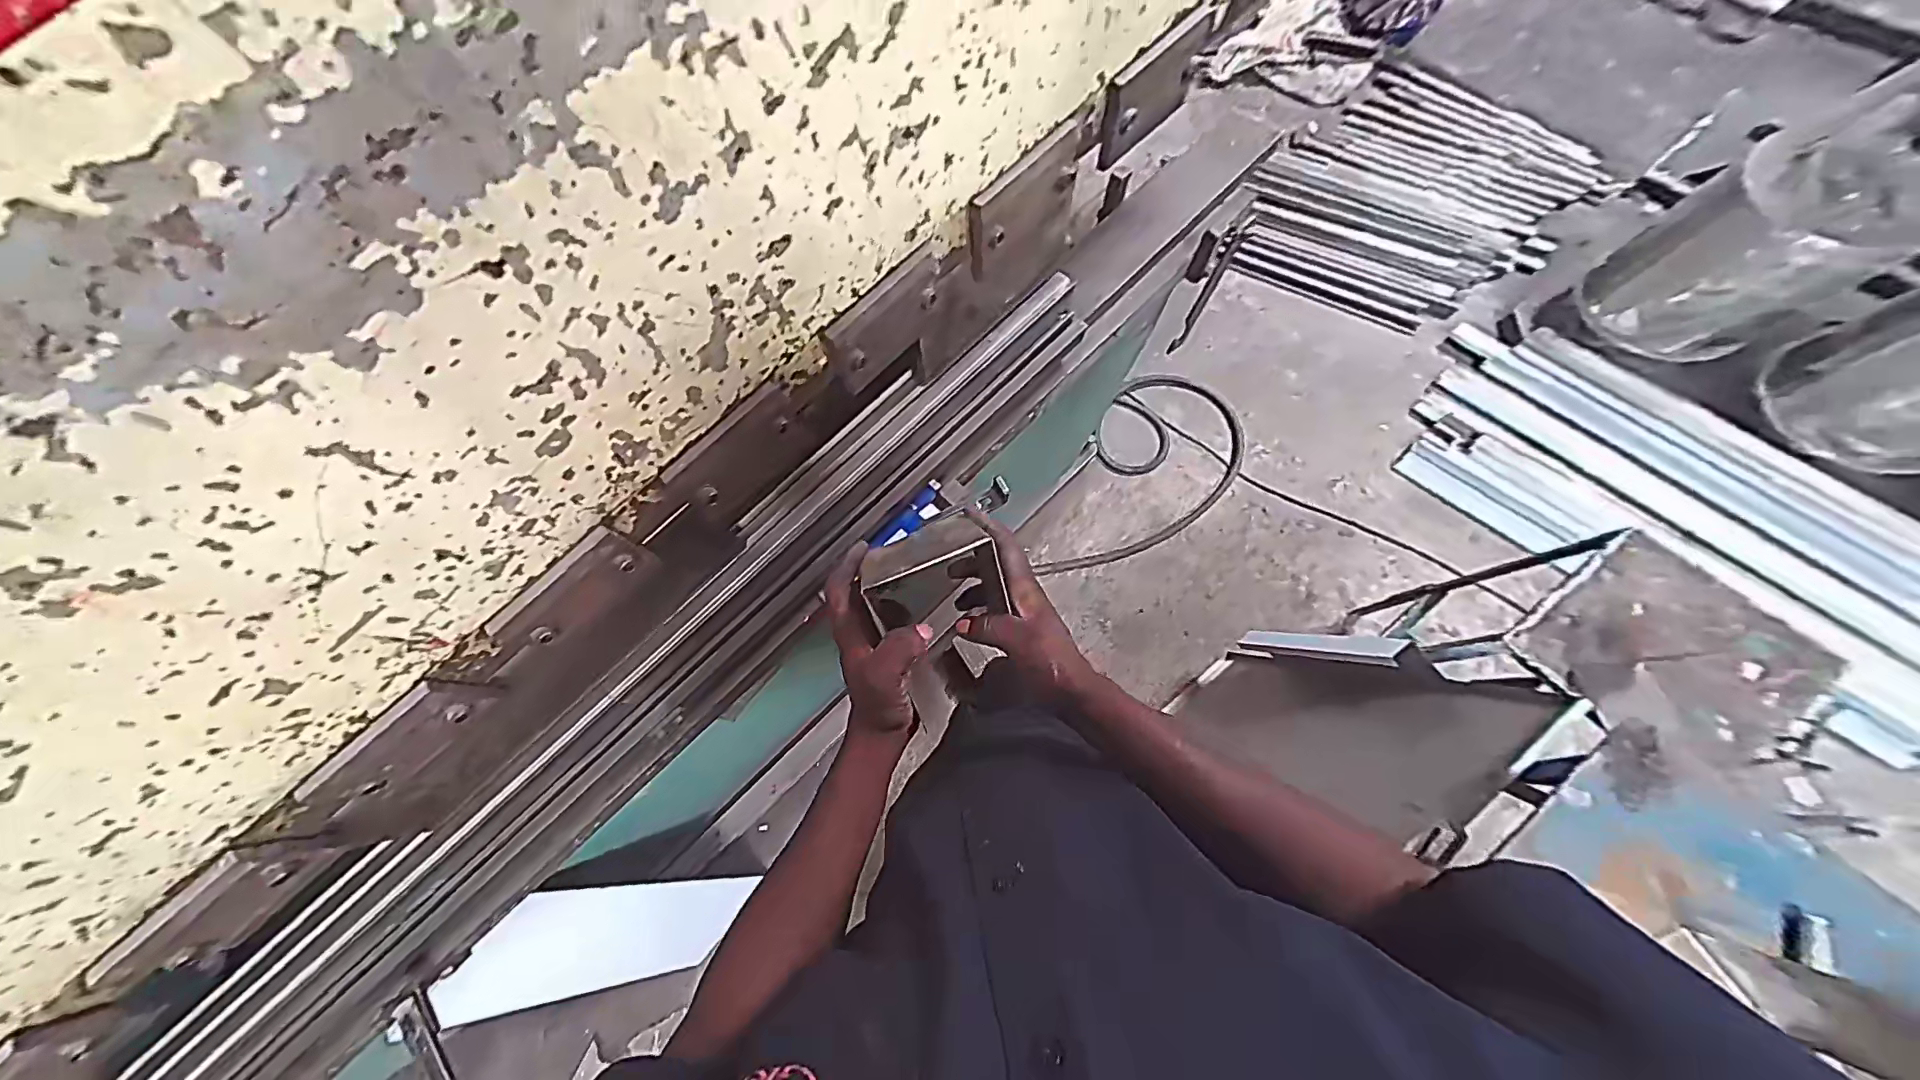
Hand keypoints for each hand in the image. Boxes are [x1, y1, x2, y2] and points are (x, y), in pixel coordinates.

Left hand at [824, 541, 932, 744]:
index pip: (838, 590)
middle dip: (868, 569)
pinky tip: (924, 605)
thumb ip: (899, 649)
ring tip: (909, 571)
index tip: (863, 547)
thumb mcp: (884, 675)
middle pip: (855, 592)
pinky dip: (905, 607)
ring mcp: (873, 644)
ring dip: (886, 586)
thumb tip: (919, 629)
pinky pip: (894, 621)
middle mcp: (858, 635)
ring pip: (873, 604)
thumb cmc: (876, 710)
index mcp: (850, 634)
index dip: (847, 566)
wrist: (883, 734)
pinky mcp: (889, 653)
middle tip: (890, 553)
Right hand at [953, 509, 1099, 705]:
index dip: (989, 527)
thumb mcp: (1016, 640)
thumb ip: (988, 626)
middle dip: (973, 558)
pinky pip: (996, 609)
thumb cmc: (1051, 662)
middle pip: (998, 564)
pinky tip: (969, 623)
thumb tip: (963, 623)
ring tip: (955, 594)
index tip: (970, 515)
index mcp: (1025, 590)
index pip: (1007, 547)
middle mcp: (1025, 596)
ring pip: (996, 587)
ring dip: (974, 584)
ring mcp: (1025, 613)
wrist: (1072, 690)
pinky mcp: (1022, 631)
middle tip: (950, 563)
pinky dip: (979, 608)